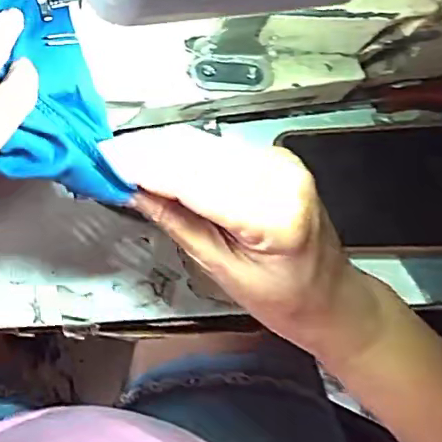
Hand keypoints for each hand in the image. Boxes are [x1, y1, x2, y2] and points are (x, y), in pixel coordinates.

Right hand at [101, 126, 395, 366]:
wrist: (333, 297)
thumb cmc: (288, 298)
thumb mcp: (221, 270)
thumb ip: (176, 222)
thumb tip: (135, 189)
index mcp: (275, 216)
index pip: (193, 181)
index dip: (145, 168)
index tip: (109, 161)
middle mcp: (282, 179)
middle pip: (196, 154)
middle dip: (147, 153)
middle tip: (108, 156)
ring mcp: (279, 163)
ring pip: (201, 143)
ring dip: (159, 148)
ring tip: (124, 156)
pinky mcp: (271, 155)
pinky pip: (214, 146)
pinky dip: (181, 150)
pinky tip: (157, 157)